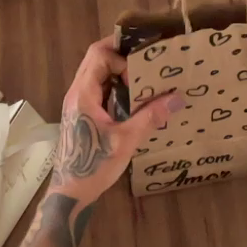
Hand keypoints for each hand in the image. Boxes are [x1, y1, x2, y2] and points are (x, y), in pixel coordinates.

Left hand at [52, 37, 184, 203]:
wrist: (70, 191)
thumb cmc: (94, 165)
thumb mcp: (126, 140)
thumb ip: (150, 117)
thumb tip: (177, 98)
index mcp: (83, 93)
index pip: (99, 55)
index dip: (121, 58)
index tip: (138, 77)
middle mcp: (76, 92)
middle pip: (95, 59)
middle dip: (121, 55)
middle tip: (146, 62)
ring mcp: (77, 103)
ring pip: (96, 73)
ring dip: (118, 70)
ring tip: (143, 78)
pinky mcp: (81, 113)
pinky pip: (97, 88)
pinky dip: (114, 85)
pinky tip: (133, 98)